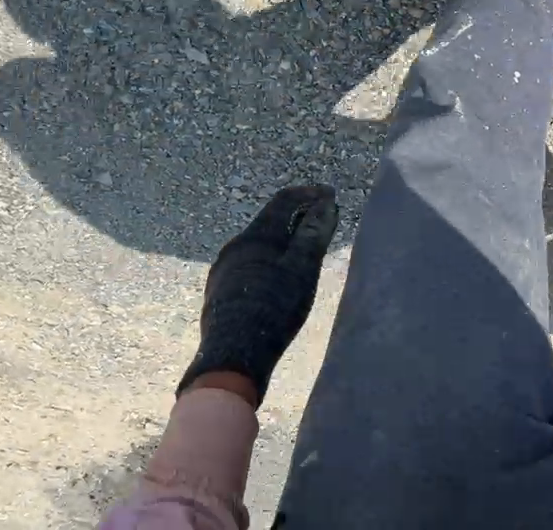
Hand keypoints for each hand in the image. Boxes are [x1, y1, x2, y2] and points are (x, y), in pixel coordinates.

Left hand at [180, 185, 339, 404]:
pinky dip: (272, 256)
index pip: (285, 199)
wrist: (231, 358)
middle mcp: (236, 245)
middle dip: (299, 215)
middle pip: (271, 219)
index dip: (310, 193)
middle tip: (323, 221)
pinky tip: (280, 275)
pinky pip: (251, 261)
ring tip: (305, 248)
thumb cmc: (273, 309)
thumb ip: (314, 234)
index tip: (331, 195)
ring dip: (285, 237)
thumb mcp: (302, 270)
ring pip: (260, 242)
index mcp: (256, 235)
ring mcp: (224, 269)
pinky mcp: (221, 290)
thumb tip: (327, 203)